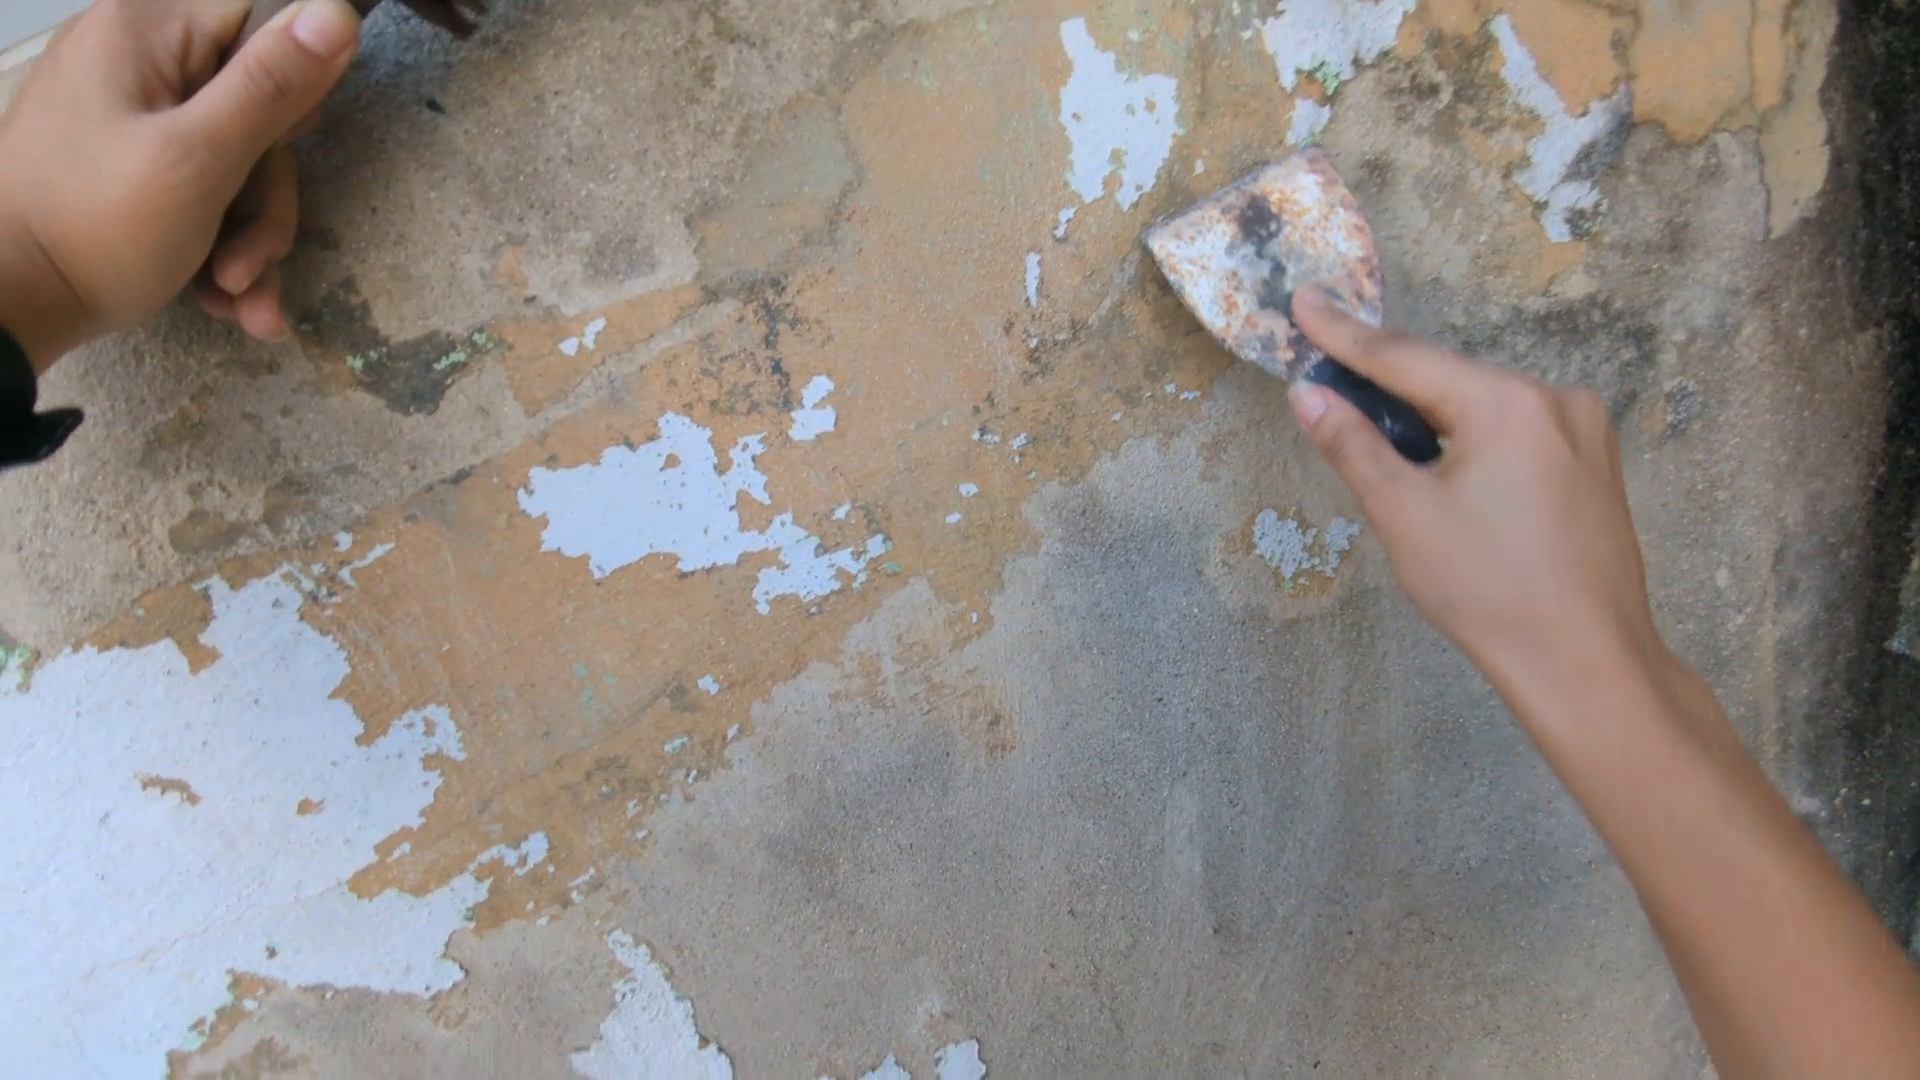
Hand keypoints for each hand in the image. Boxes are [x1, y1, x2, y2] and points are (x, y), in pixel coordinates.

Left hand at [0, 0, 362, 370]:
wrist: (17, 296)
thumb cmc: (102, 222)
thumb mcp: (202, 156)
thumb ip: (272, 86)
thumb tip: (338, 11)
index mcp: (149, 38)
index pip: (264, 24)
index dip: (296, 86)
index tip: (288, 141)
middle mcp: (151, 68)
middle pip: (271, 119)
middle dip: (271, 204)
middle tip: (246, 257)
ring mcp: (153, 122)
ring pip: (258, 173)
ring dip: (258, 244)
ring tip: (234, 291)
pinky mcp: (159, 169)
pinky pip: (229, 201)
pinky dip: (236, 254)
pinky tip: (224, 296)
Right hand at [1287, 287, 1661, 689]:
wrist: (1583, 657)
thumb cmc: (1482, 586)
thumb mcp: (1401, 513)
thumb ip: (1352, 445)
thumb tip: (1307, 394)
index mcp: (1506, 404)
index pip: (1403, 358)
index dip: (1344, 333)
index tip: (1305, 299)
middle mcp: (1553, 398)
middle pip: (1444, 377)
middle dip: (1383, 381)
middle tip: (1328, 383)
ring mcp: (1582, 427)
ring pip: (1477, 402)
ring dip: (1422, 411)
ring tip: (1380, 439)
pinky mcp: (1592, 458)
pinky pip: (1509, 425)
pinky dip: (1462, 431)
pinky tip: (1441, 464)